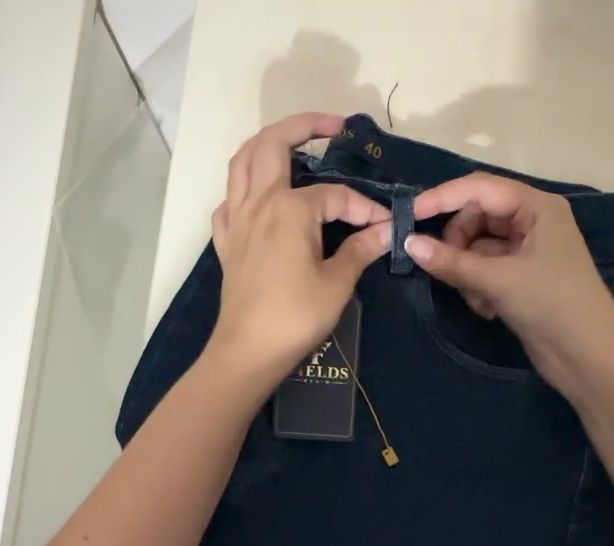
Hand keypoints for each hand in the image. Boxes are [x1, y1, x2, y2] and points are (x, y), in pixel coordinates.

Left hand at [206, 114, 390, 387]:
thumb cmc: (296, 317)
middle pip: (273, 144)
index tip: (385, 226)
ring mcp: (237, 221)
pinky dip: (243, 188)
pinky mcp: (226, 243)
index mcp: (290, 208)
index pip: (335, 194)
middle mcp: (259, 202)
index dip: (364, 207)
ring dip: (265, 144)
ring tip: (291, 144)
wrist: (249, 351)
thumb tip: (386, 231)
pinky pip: (229, 201)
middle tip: (332, 126)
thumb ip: (360, 250)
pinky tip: (257, 198)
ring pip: (242, 162)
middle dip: (304, 126)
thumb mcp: (337, 284)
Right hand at [406, 173, 613, 396]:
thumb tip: (409, 244)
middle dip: (456, 243)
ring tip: (474, 297)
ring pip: (477, 248)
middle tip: (442, 269)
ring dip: (465, 271)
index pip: (480, 188)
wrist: (587, 355)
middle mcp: (531, 222)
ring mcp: (526, 252)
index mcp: (536, 207)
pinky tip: (485, 309)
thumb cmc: (552, 304)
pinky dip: (477, 287)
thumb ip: (453, 262)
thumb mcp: (499, 280)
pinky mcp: (520, 281)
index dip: (443, 198)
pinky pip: (484, 271)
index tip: (409, 216)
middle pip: (476, 217)